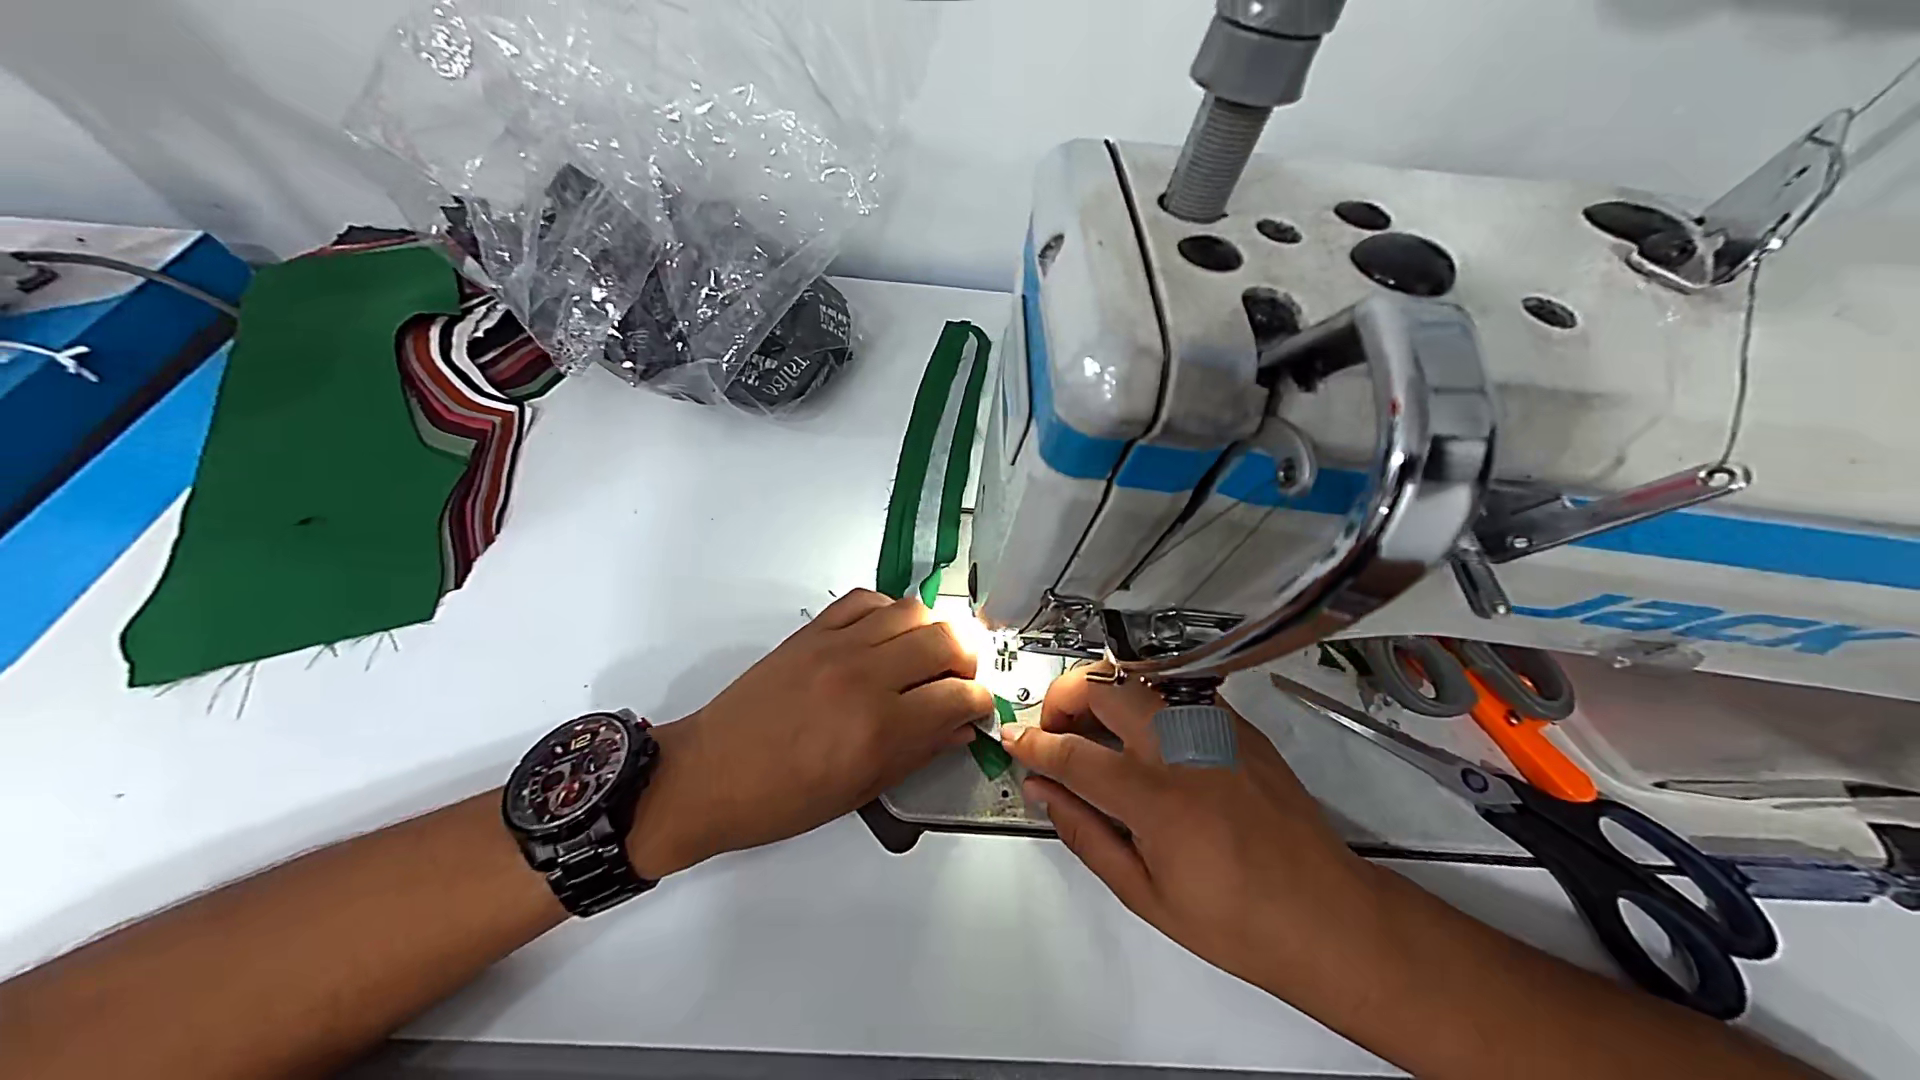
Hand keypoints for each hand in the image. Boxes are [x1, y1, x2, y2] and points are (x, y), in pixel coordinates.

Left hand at [628, 590, 991, 877]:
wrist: (708, 776)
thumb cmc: (779, 798)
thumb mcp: (861, 790)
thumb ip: (919, 752)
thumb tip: (958, 728)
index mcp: (880, 728)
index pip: (958, 696)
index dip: (979, 701)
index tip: (976, 706)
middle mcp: (864, 678)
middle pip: (946, 640)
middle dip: (968, 658)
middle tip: (960, 678)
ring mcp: (836, 647)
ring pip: (912, 610)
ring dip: (933, 629)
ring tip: (929, 653)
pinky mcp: (811, 632)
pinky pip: (864, 599)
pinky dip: (888, 610)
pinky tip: (888, 633)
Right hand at [999, 668, 1383, 996]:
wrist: (1327, 916)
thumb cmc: (1244, 920)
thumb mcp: (1144, 892)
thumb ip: (1084, 831)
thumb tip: (1045, 793)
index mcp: (1158, 799)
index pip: (1072, 753)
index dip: (1032, 744)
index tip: (1015, 741)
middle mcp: (1186, 749)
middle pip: (1100, 687)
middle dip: (1060, 698)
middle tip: (1052, 730)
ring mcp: (1216, 729)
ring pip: (1136, 677)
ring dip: (1099, 694)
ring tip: (1091, 732)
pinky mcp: (1237, 725)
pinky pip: (1172, 693)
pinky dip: (1141, 703)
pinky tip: (1140, 741)